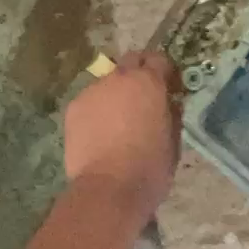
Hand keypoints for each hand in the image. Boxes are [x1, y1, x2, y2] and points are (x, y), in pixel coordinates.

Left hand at [62, 50, 182, 219]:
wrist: (108, 190)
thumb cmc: (149, 169)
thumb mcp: (174, 142)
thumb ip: (172, 114)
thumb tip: (169, 103)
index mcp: (148, 82)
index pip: (159, 59)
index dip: (165, 71)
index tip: (169, 87)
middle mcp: (120, 77)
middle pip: (131, 60)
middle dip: (139, 73)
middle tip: (142, 98)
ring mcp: (94, 89)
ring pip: (108, 82)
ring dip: (116, 94)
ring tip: (117, 123)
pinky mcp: (74, 106)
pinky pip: (90, 101)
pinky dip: (97, 110)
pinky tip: (99, 134)